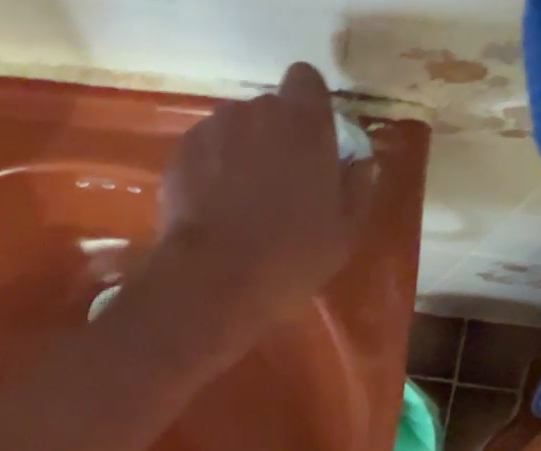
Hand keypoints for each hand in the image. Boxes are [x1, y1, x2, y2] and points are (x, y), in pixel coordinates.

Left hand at [155, 62, 375, 323]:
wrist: (214, 280)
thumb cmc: (288, 259)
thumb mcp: (343, 234)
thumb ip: (356, 187)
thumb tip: (359, 162)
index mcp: (304, 121)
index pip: (306, 80)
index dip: (306, 107)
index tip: (307, 141)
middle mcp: (257, 110)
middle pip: (267, 110)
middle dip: (270, 137)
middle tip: (272, 185)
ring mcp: (213, 129)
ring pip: (230, 130)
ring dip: (235, 154)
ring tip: (235, 203)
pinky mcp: (180, 153)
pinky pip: (200, 153)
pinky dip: (205, 173)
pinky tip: (208, 210)